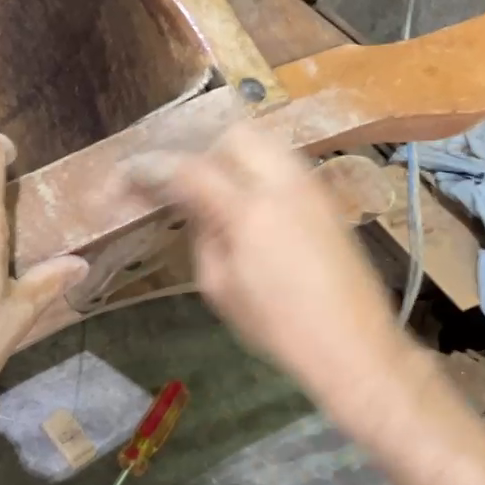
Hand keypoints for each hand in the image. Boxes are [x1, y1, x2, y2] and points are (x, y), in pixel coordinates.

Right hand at [129, 125, 409, 401]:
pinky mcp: (327, 197)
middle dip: (200, 150)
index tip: (127, 176)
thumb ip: (201, 234)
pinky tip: (246, 197)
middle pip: (233, 134)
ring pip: (264, 140)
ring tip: (214, 185)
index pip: (188, 169)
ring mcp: (311, 186)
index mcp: (249, 211)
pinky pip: (283, 161)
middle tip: (183, 180)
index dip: (151, 168)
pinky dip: (256, 166)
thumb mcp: (219, 287)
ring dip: (231, 154)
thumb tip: (194, 206)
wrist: (357, 349)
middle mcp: (283, 184)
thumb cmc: (279, 329)